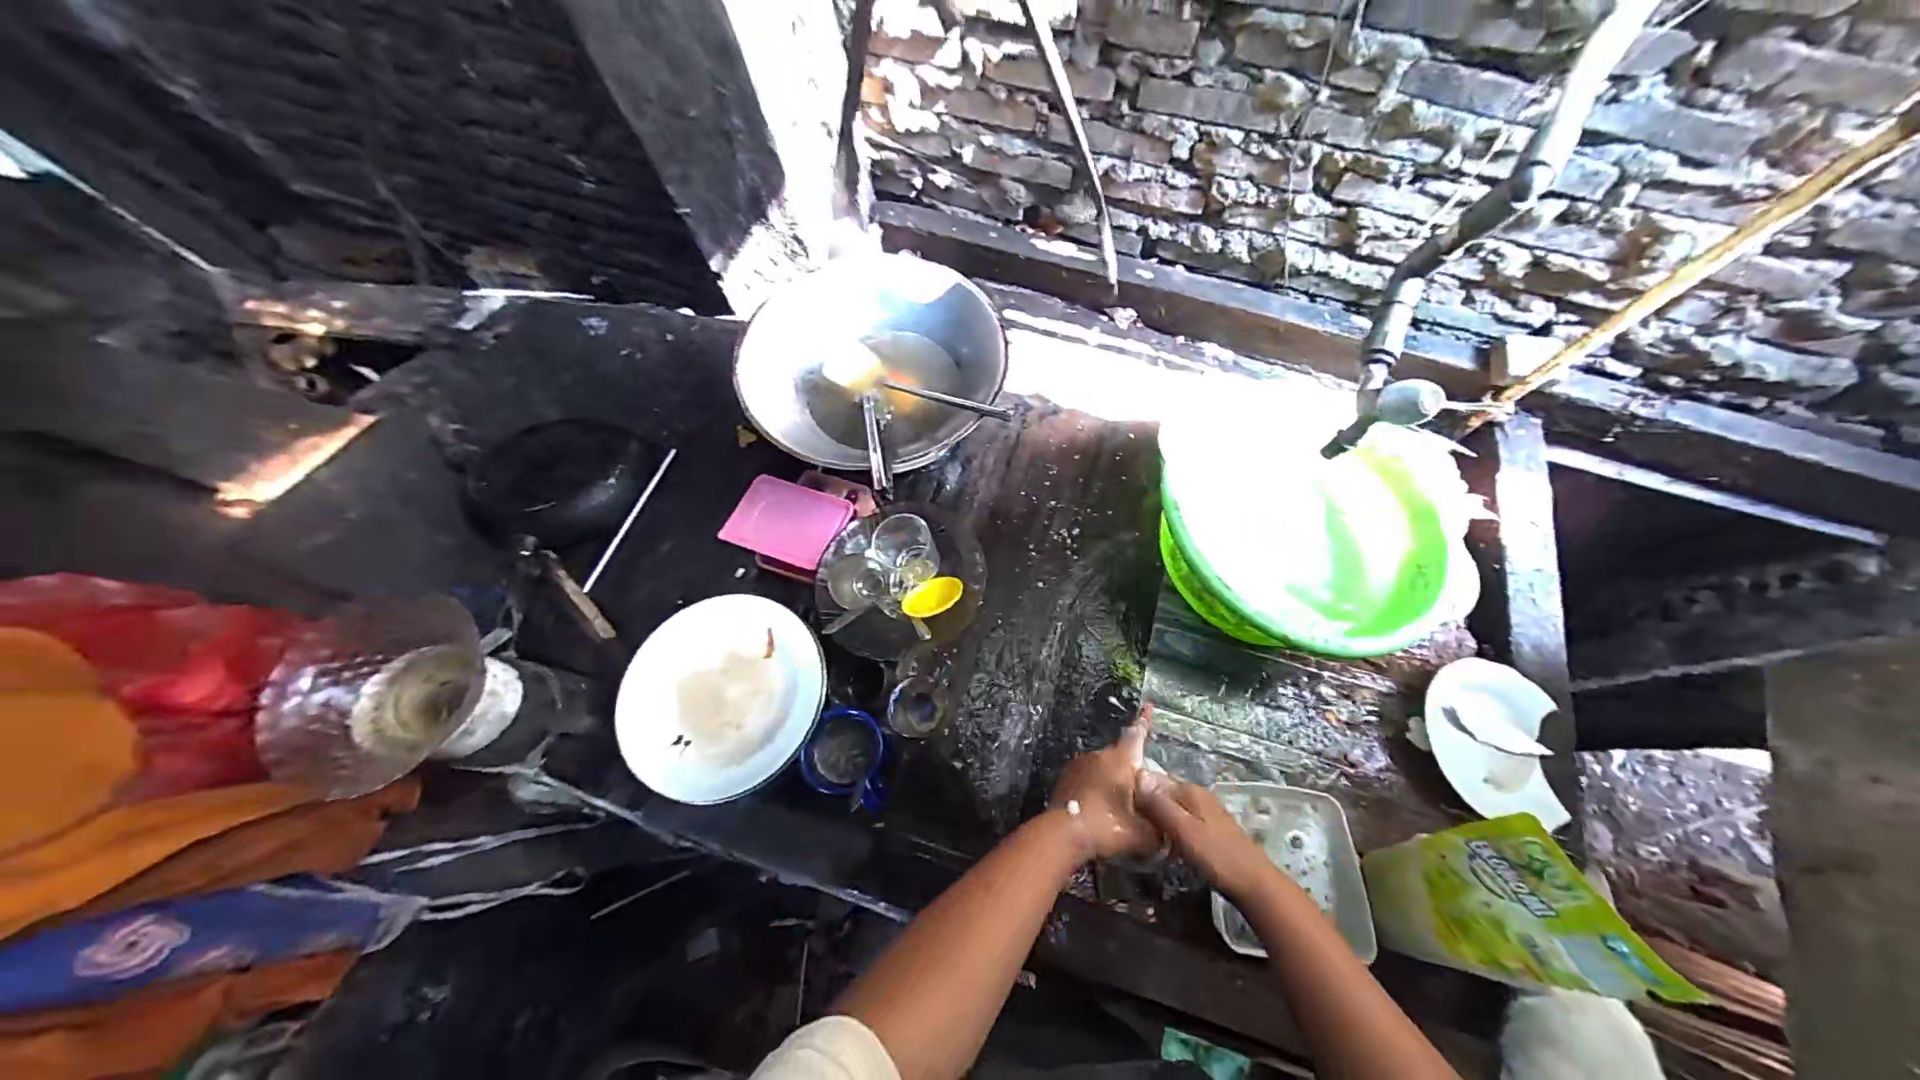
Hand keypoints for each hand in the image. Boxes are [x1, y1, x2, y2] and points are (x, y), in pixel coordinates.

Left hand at [1049, 715, 1160, 860]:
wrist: (1063, 834)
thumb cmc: (1107, 828)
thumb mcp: (1144, 834)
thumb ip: (1160, 827)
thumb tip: (1166, 826)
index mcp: (1121, 759)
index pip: (1137, 735)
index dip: (1144, 721)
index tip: (1147, 706)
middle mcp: (1099, 754)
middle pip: (1120, 756)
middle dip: (1129, 770)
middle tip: (1137, 793)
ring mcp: (1079, 764)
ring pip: (1102, 768)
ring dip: (1110, 781)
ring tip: (1115, 807)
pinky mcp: (1065, 776)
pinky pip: (1087, 777)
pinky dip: (1094, 788)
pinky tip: (1097, 809)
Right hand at [1134, 772, 1277, 901]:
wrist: (1254, 883)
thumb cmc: (1215, 856)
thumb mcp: (1182, 829)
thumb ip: (1159, 804)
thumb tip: (1138, 774)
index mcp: (1189, 789)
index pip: (1152, 780)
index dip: (1136, 793)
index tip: (1122, 811)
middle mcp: (1197, 794)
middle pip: (1162, 793)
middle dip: (1146, 806)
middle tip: (1132, 826)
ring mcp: (1205, 810)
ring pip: (1172, 807)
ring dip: (1158, 819)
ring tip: (1146, 837)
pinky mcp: (1210, 826)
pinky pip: (1182, 820)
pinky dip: (1171, 828)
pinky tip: (1167, 843)